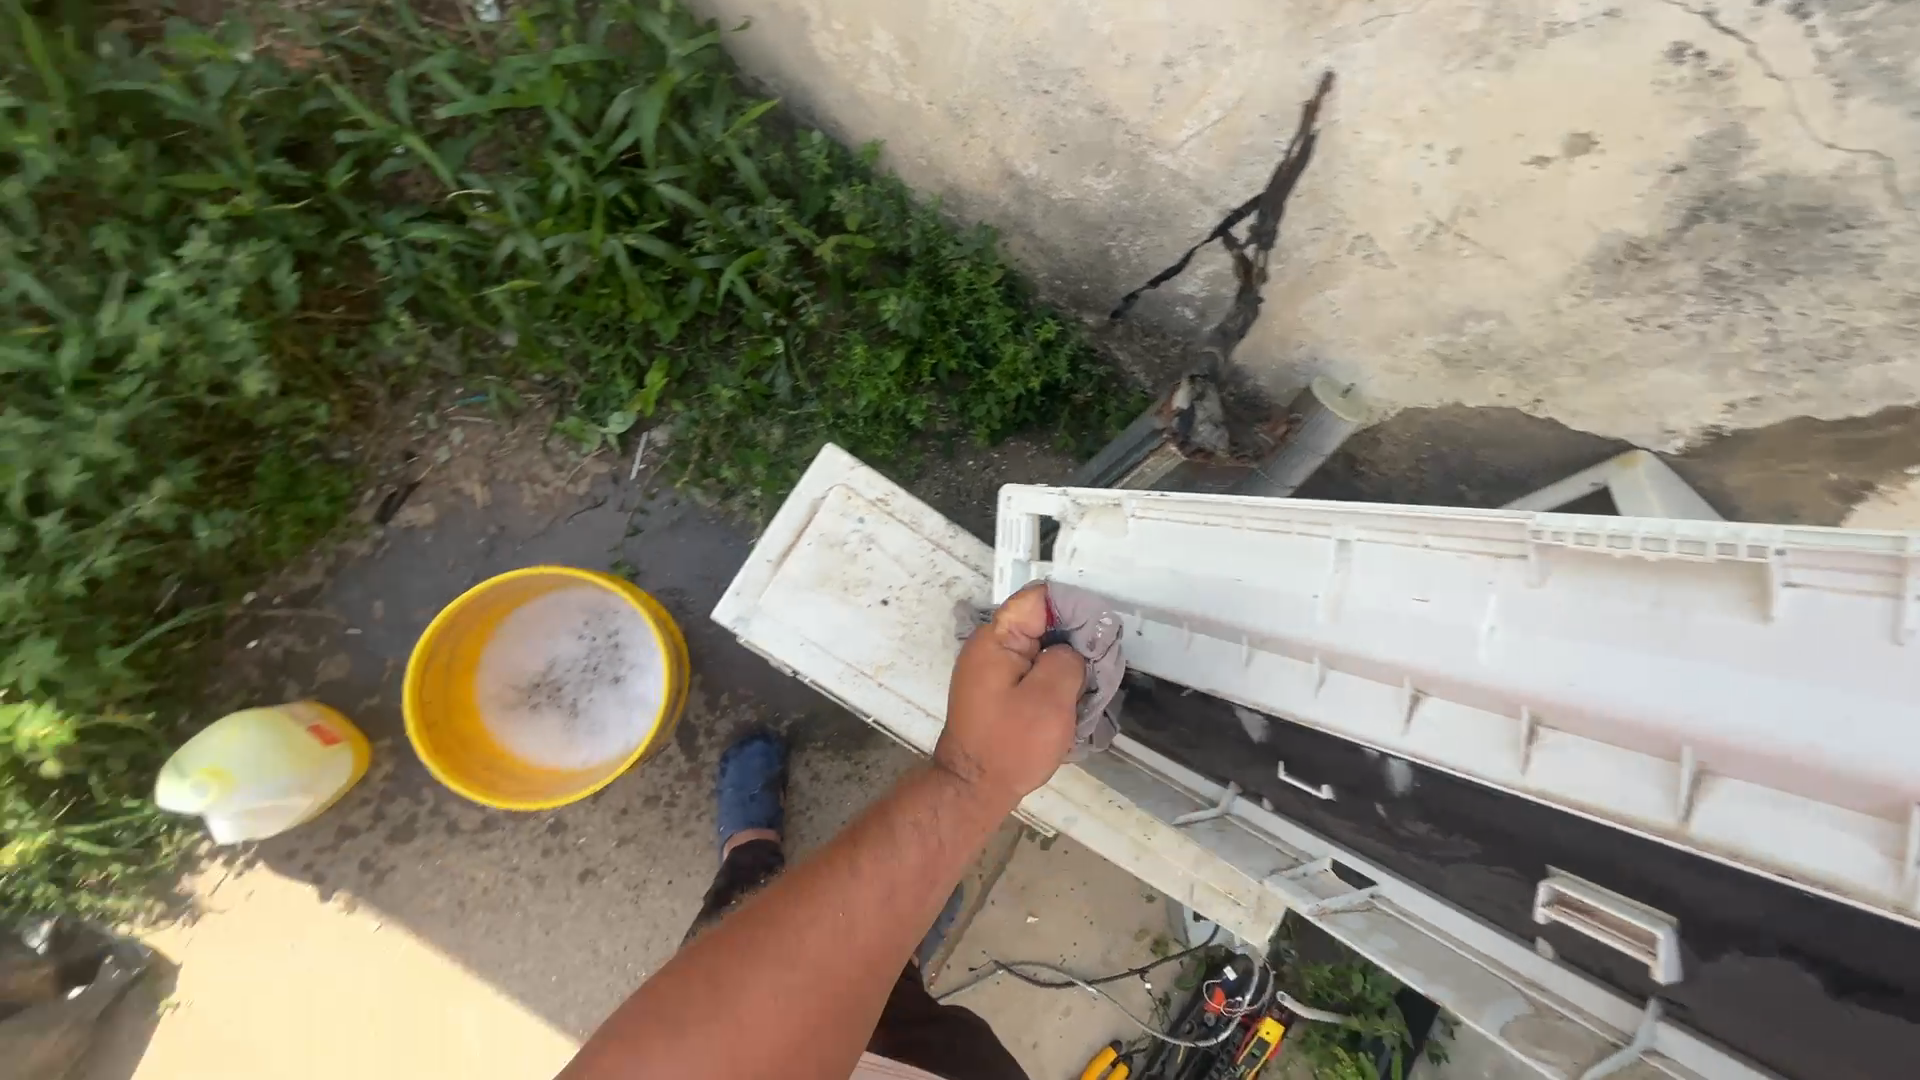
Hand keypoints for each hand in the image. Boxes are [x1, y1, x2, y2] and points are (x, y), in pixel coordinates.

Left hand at [936, 582, 1085, 808]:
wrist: (974, 789)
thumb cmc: (1010, 745)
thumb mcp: (1050, 698)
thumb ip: (1068, 659)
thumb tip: (1074, 648)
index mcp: (997, 638)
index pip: (1039, 599)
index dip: (1074, 609)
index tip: (1101, 633)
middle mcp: (991, 646)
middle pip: (1042, 622)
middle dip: (1075, 640)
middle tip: (1102, 666)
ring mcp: (993, 668)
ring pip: (1041, 649)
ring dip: (1067, 664)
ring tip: (1091, 687)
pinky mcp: (999, 689)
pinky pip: (1033, 671)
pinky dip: (1054, 681)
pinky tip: (1073, 701)